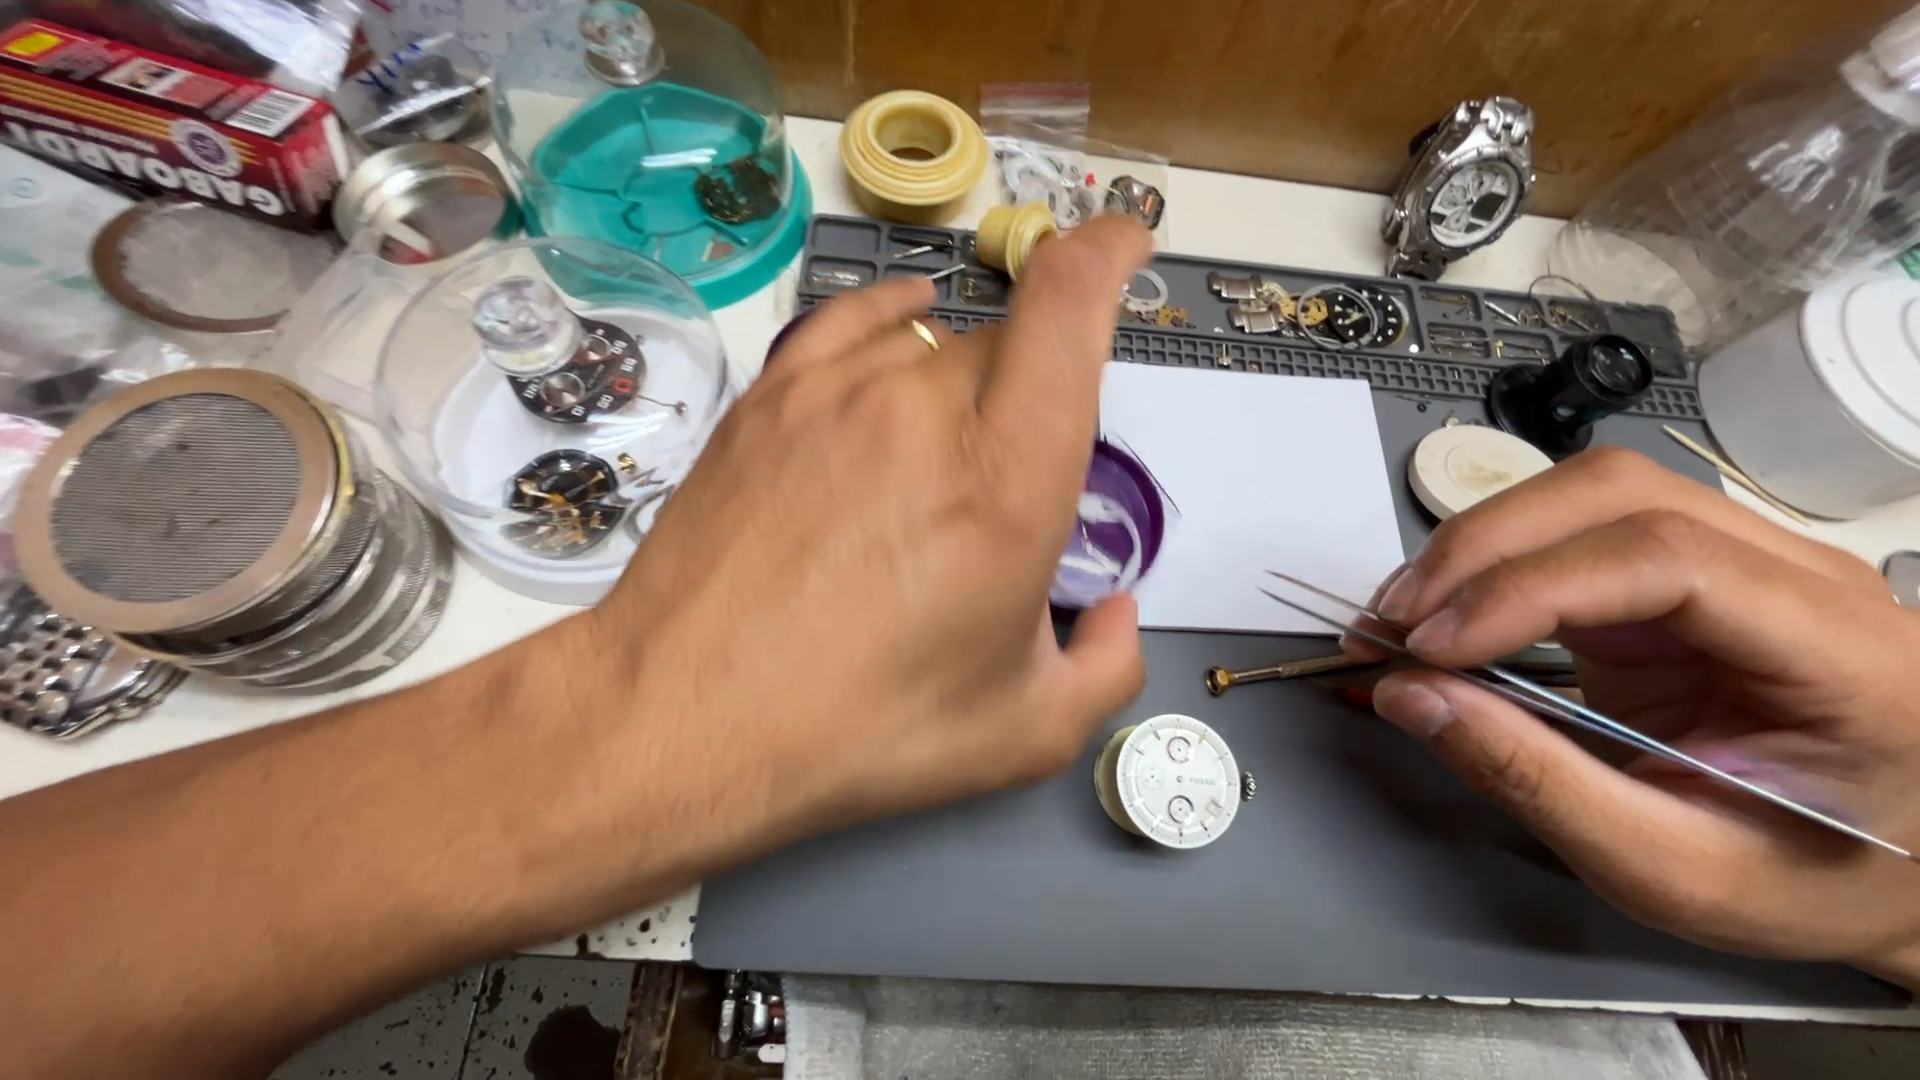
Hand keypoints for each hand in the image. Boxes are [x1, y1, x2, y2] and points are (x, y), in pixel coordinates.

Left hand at [593, 217, 1152, 855]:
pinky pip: (850, 323)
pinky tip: (900, 337)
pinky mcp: (769, 400)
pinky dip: (892, 321)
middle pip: (1007, 346)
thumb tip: (1116, 614)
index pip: (1067, 310)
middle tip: (1006, 481)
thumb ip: (1109, 668)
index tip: (1126, 242)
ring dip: (960, 388)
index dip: (1108, 255)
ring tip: (934, 467)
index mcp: (1005, 484)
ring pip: (932, 343)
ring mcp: (833, 393)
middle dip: (1031, 395)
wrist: (681, 722)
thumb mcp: (1023, 734)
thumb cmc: (857, 732)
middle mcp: (922, 411)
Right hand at [1359, 446, 1919, 984]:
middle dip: (1479, 550)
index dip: (1526, 590)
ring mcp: (1735, 559)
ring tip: (1402, 615)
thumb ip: (1533, 779)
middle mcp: (1800, 577)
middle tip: (1394, 625)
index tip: (1428, 652)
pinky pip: (1563, 527)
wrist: (1877, 870)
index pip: (1667, 560)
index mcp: (1848, 656)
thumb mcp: (1666, 868)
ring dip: (1472, 545)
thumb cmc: (1799, 883)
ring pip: (1581, 491)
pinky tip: (1440, 608)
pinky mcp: (1671, 569)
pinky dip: (1484, 558)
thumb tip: (1407, 694)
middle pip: (1614, 495)